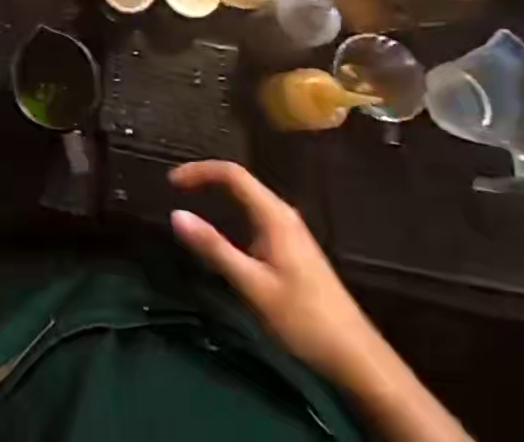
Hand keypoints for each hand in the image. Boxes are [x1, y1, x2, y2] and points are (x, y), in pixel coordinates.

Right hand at [168, 160, 375, 381]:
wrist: (353, 353)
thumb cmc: (301, 318)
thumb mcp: (251, 285)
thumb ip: (213, 248)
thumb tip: (176, 214)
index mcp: (274, 215)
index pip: (232, 174)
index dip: (199, 171)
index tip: (171, 182)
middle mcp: (282, 214)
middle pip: (240, 180)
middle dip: (206, 178)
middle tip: (175, 189)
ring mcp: (289, 229)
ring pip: (249, 197)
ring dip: (218, 193)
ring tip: (190, 201)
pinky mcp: (291, 246)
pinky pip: (255, 213)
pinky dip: (231, 210)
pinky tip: (221, 229)